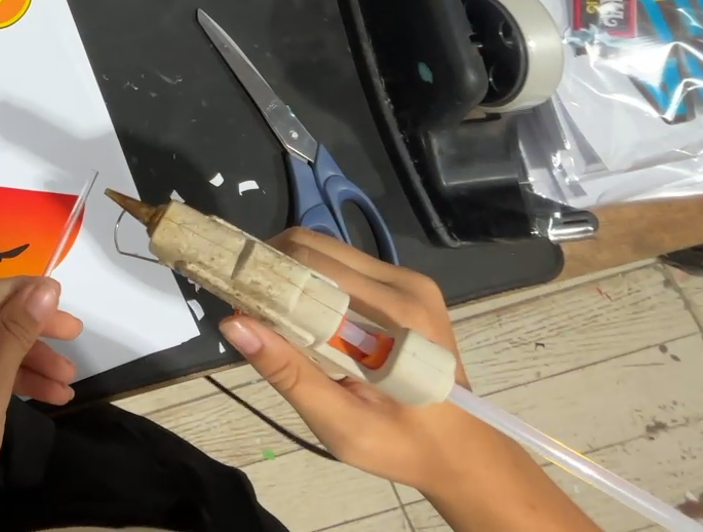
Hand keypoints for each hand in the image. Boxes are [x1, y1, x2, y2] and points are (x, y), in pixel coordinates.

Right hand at [219, 231, 598, 531]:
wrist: (469, 457)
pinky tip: (304, 313)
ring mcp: (408, 281)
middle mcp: (405, 284)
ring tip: (273, 310)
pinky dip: (310, 278)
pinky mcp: (405, 285)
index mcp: (396, 314)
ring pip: (324, 249)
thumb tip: (233, 322)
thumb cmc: (404, 445)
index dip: (264, 269)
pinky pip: (341, 262)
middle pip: (314, 246)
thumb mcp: (341, 425)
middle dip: (272, 266)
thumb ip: (288, 373)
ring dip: (290, 271)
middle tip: (248, 303)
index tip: (234, 291)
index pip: (311, 261)